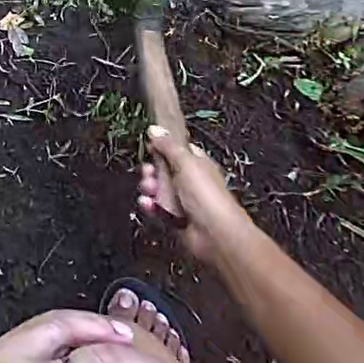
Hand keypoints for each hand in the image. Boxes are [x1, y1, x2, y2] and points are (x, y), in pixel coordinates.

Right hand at [138, 125, 251, 262]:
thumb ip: (168, 146)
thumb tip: (154, 129)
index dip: (163, 147)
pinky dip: (151, 206)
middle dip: (152, 170)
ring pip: (158, 189)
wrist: (214, 234)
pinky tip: (149, 205)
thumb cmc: (206, 194)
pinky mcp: (175, 218)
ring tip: (149, 190)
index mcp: (198, 163)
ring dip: (150, 188)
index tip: (150, 145)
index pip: (178, 150)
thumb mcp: (186, 162)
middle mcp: (191, 181)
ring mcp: (183, 201)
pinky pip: (158, 208)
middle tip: (148, 172)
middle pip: (164, 170)